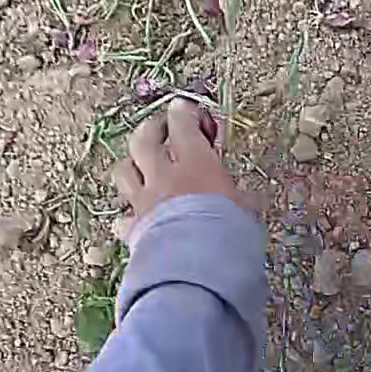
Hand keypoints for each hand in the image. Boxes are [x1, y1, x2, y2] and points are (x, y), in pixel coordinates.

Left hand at [111, 97, 239, 245]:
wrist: (198, 263)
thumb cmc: (229, 232)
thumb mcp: (244, 210)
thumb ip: (238, 199)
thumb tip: (247, 200)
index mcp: (194, 164)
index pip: (182, 124)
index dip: (185, 112)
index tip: (189, 109)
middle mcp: (163, 176)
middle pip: (145, 139)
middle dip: (153, 128)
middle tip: (161, 128)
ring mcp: (144, 201)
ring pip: (124, 170)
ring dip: (131, 163)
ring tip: (140, 164)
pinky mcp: (134, 228)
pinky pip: (123, 216)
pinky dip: (128, 213)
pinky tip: (135, 215)